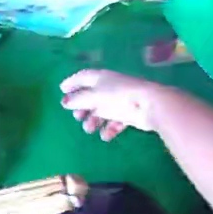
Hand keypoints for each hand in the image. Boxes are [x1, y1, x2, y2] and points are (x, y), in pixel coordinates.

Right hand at [59, 68, 176, 141]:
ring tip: (89, 129)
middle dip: (82, 106)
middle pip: (91, 96)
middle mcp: (109, 87)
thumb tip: (64, 102)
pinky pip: (115, 120)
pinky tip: (105, 136)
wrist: (150, 105)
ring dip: (93, 120)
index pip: (82, 77)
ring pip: (102, 110)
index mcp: (100, 78)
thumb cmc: (118, 97)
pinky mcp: (129, 113)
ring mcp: (120, 100)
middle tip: (76, 116)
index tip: (61, 89)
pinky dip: (109, 128)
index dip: (71, 82)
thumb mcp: (94, 97)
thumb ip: (78, 100)